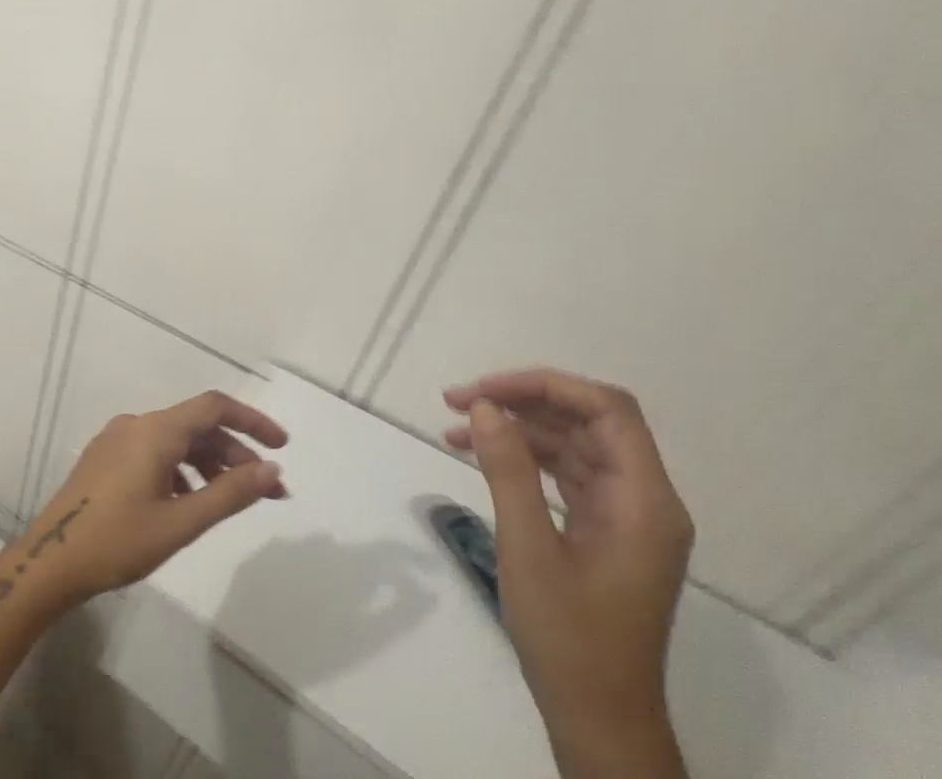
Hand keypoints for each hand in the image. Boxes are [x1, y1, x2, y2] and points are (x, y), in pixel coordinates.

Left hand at [21, 391, 287, 607]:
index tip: (282, 448)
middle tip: (265, 492)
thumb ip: (231, 494)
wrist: (52, 561)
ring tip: (229, 501)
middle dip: (234, 454)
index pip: (214, 407)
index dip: (252, 422)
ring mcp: (114, 442)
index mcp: (153, 431)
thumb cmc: (119, 541)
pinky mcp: (103, 460)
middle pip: (196, 426)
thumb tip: (272, 470)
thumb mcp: (182, 522)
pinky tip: (188, 503)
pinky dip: (180, 471)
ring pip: (174, 442)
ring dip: (208, 465)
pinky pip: (153, 453)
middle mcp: (134, 426)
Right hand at [444, 369, 693, 777]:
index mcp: (646, 502)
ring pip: (574, 447)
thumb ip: (508, 473)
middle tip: (454, 401)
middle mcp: (645, 500)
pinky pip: (566, 476)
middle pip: (591, 423)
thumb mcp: (528, 549)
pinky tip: (478, 457)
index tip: (480, 391)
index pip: (608, 412)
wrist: (597, 711)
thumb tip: (484, 409)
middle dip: (524, 402)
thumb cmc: (568, 635)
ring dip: (518, 429)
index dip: (545, 386)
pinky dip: (524, 460)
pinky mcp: (604, 532)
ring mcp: (625, 517)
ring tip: (452, 426)